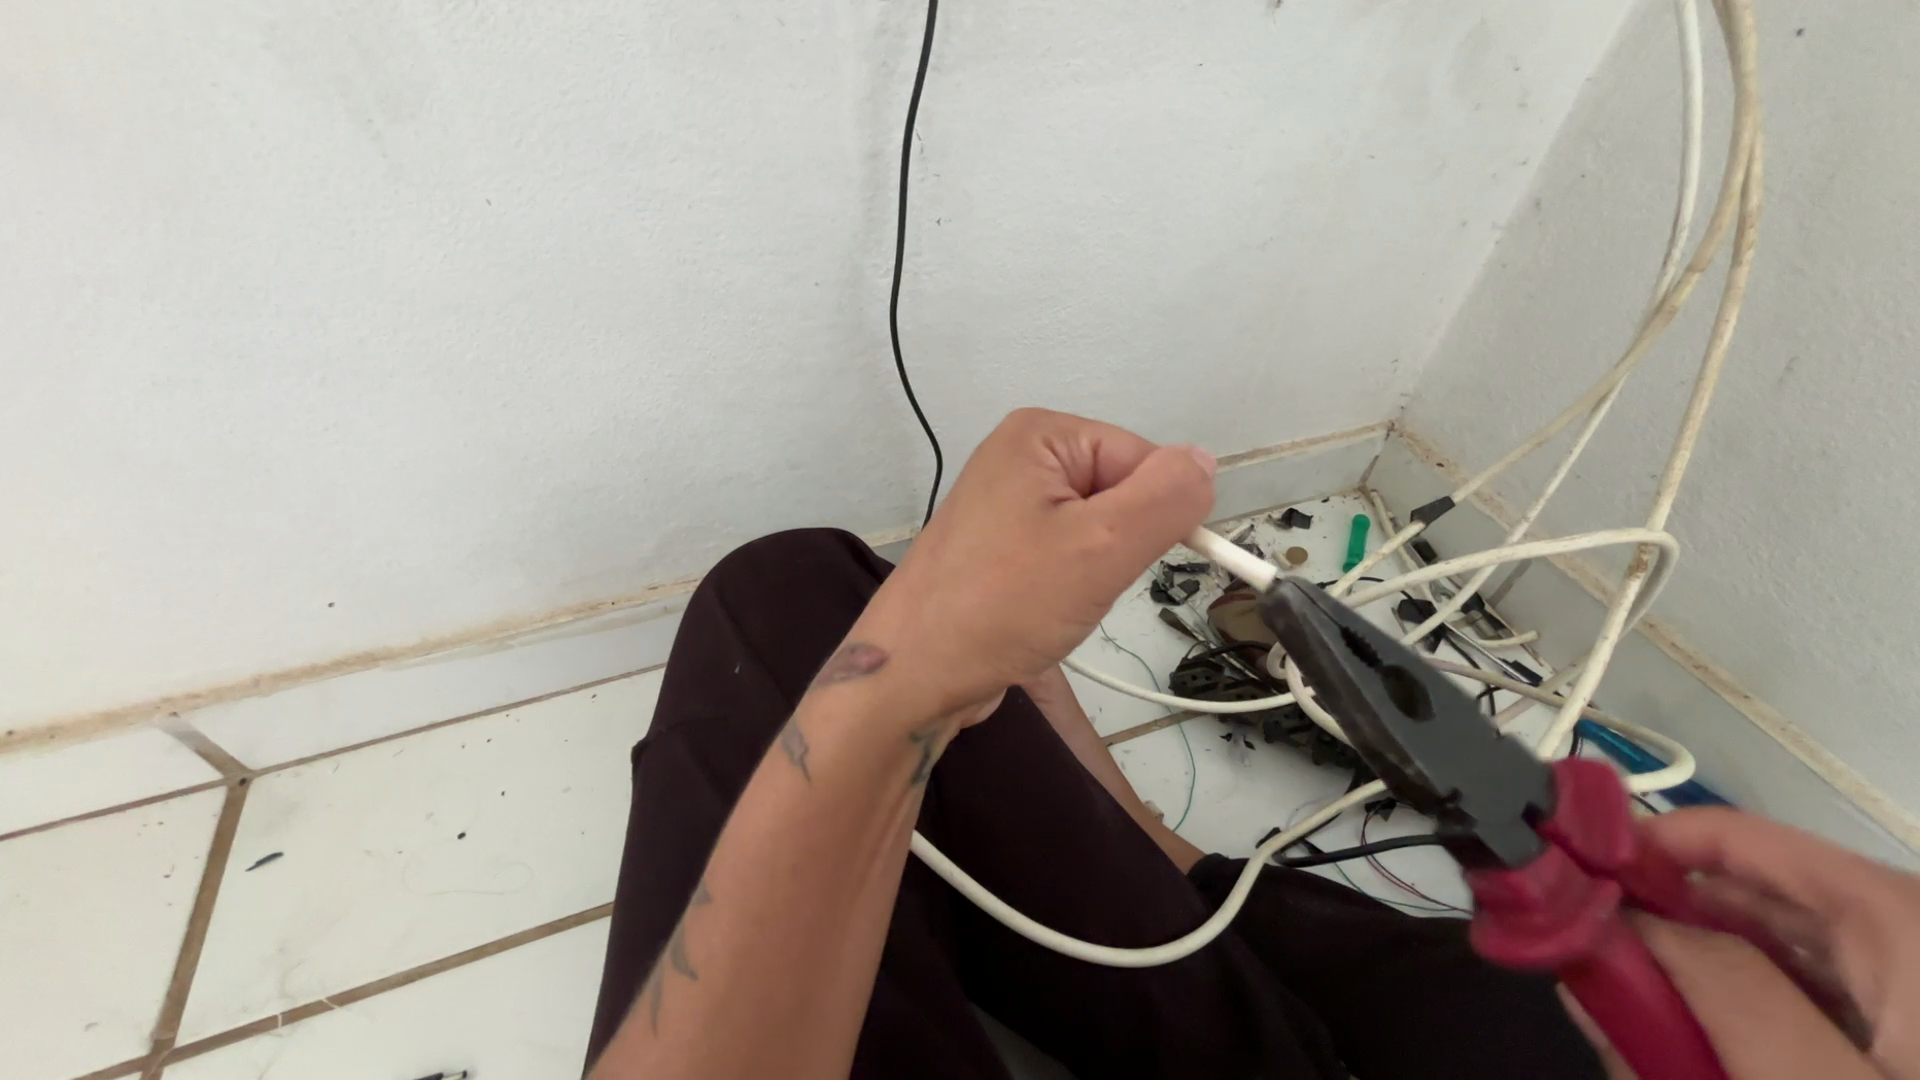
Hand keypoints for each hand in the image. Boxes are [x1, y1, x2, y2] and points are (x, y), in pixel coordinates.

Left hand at [852, 408, 1214, 721]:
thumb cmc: (1004, 605)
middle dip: (1117, 546)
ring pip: (1093, 530)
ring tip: (1054, 599)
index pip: (1143, 458)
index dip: (1153, 516)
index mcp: (1040, 434)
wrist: (914, 673)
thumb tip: (1205, 461)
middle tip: (1078, 583)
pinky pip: (1061, 553)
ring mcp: (1002, 504)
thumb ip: (1167, 497)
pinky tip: (1040, 609)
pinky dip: (1067, 585)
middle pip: (1118, 492)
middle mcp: (1018, 457)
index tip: (1123, 564)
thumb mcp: (1102, 545)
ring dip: (1093, 571)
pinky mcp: (996, 546)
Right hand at [1567, 807, 1919, 1078]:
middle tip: (1582, 962)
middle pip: (1739, 894)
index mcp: (1901, 922)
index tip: (1562, 878)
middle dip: (1651, 923)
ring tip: (1632, 1017)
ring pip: (1762, 951)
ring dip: (1685, 976)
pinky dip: (1735, 1015)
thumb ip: (1712, 989)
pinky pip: (1800, 1001)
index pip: (1734, 836)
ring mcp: (1909, 992)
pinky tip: (1695, 1050)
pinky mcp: (1901, 1040)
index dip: (1635, 841)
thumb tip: (1613, 926)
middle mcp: (1905, 938)